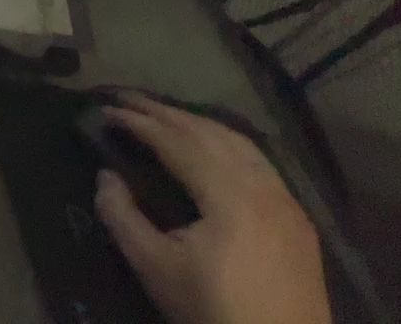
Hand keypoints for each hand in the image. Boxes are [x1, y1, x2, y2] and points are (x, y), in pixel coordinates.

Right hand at [94, 92, 330, 323]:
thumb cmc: (213, 307)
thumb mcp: (152, 264)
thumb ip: (120, 213)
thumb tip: (107, 175)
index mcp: (230, 199)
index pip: (177, 143)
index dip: (138, 122)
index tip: (103, 109)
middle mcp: (264, 191)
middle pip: (210, 134)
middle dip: (164, 111)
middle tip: (125, 97)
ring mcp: (287, 205)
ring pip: (240, 144)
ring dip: (195, 122)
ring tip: (160, 112)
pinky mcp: (297, 221)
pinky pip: (258, 162)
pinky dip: (224, 141)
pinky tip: (207, 143)